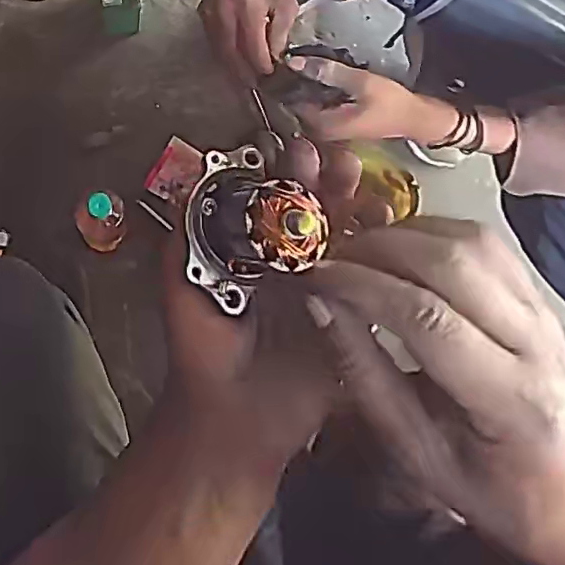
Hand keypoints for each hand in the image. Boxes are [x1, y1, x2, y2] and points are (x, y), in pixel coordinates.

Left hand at [159, 136, 349, 467]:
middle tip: (323, 158)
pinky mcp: (352, 310)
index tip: (290, 150)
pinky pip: (371, 274)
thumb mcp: (181, 284)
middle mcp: (291, 255)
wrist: (233, 415)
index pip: (273, 195)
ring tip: (353, 176)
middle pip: (312, 205)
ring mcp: (326, 280)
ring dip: (351, 199)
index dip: (282, 170)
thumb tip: (196, 178)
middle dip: (319, 176)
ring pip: (343, 229)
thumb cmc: (202, 347)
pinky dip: (381, 244)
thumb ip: (185, 235)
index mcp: (253, 244)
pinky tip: (383, 219)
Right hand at [200, 0, 298, 82]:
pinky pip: (213, 42)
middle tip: (255, 88)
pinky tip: (234, 65)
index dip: (260, 66)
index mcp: (249, 6)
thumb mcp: (286, 6)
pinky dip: (224, 56)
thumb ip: (279, 36)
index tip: (269, 77)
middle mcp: (225, 10)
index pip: (252, 47)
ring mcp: (211, 12)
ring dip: (232, 69)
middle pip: (231, 53)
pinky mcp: (204, 13)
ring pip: (219, 51)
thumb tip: (274, 62)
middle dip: (243, 75)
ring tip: (245, 82)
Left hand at [284, 56, 455, 143]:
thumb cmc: (391, 102)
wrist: (414, 118)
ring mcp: (326, 128)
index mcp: (320, 124)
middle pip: (293, 102)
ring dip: (302, 84)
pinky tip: (315, 72)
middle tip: (287, 55)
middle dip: (291, 81)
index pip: (286, 101)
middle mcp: (318, 130)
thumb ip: (328, 71)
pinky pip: (315, 103)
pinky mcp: (334, 121)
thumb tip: (294, 61)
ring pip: (304, 102)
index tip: (278, 59)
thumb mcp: (361, 82)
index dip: (282, 80)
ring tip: (299, 59)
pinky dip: (314, 89)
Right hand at [303, 219, 564, 564]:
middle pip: (454, 263)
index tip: (318, 276)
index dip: (364, 287)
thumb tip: (319, 301)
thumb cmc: (483, 485)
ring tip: (361, 251)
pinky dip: (431, 231)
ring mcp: (546, 313)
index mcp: (513, 401)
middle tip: (334, 257)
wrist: (564, 492)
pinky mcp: (539, 294)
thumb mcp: (412, 448)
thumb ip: (363, 371)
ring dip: (406, 233)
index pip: (428, 319)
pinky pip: (483, 241)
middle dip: (381, 248)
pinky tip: (400, 248)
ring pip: (471, 240)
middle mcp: (540, 345)